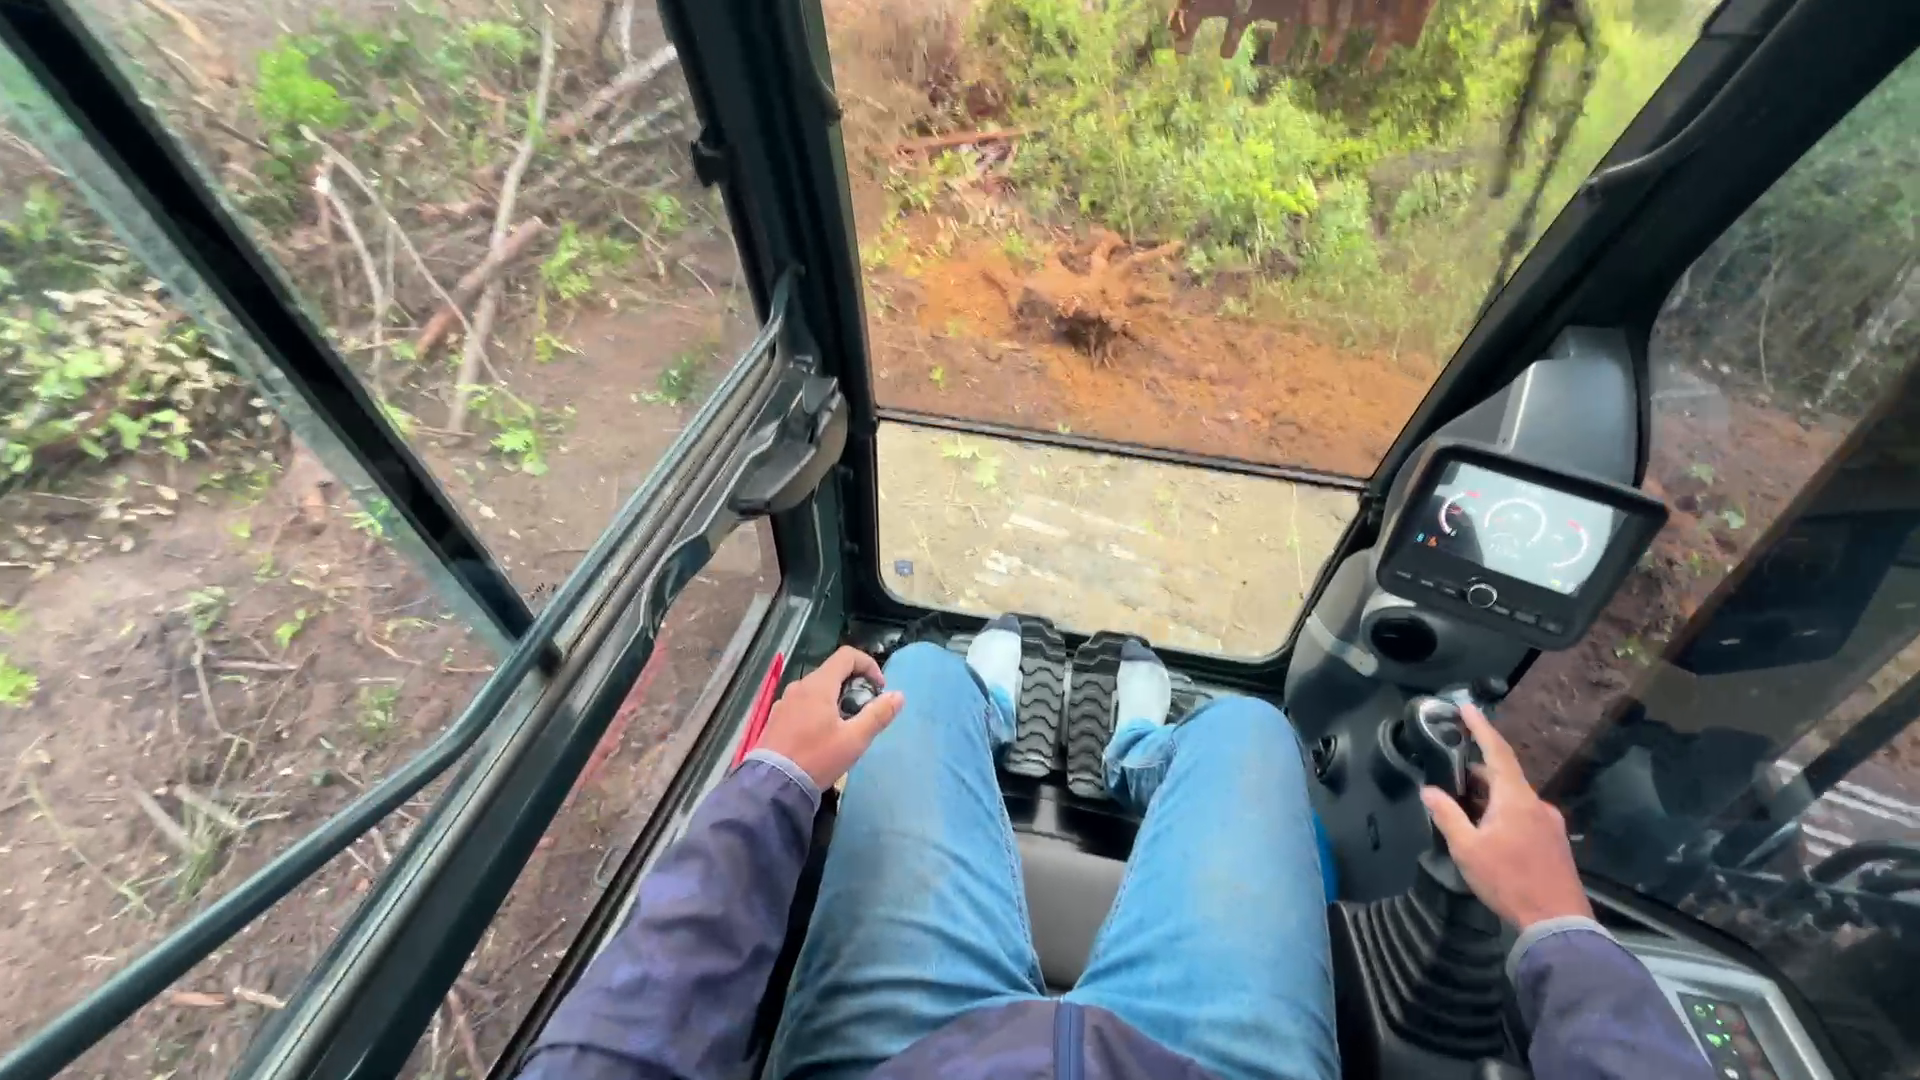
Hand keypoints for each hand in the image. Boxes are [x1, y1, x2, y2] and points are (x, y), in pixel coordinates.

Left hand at [757, 646, 904, 788]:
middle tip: (865, 711)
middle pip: (833, 672)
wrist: (772, 785)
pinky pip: (804, 703)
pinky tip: (822, 736)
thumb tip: (897, 696)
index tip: (878, 689)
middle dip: (855, 685)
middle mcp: (799, 686)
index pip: (847, 656)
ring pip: (818, 689)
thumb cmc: (817, 758)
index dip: (868, 665)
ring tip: (845, 726)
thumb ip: (878, 715)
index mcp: (818, 685)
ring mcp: (785, 701)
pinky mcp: (777, 718)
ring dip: (837, 698)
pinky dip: (820, 709)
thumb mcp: (854, 740)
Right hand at [1420, 704, 1592, 928]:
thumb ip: (1446, 815)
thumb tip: (1429, 791)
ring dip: (1488, 794)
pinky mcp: (1554, 842)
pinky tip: (1487, 827)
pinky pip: (1523, 813)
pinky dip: (1501, 810)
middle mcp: (1537, 805)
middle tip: (1450, 771)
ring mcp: (1549, 824)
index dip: (1481, 728)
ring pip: (1513, 797)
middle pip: (1503, 776)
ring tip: (1463, 803)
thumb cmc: (1508, 881)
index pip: (1497, 753)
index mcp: (1516, 800)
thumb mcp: (1466, 848)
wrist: (1559, 924)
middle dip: (1476, 770)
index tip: (1467, 708)